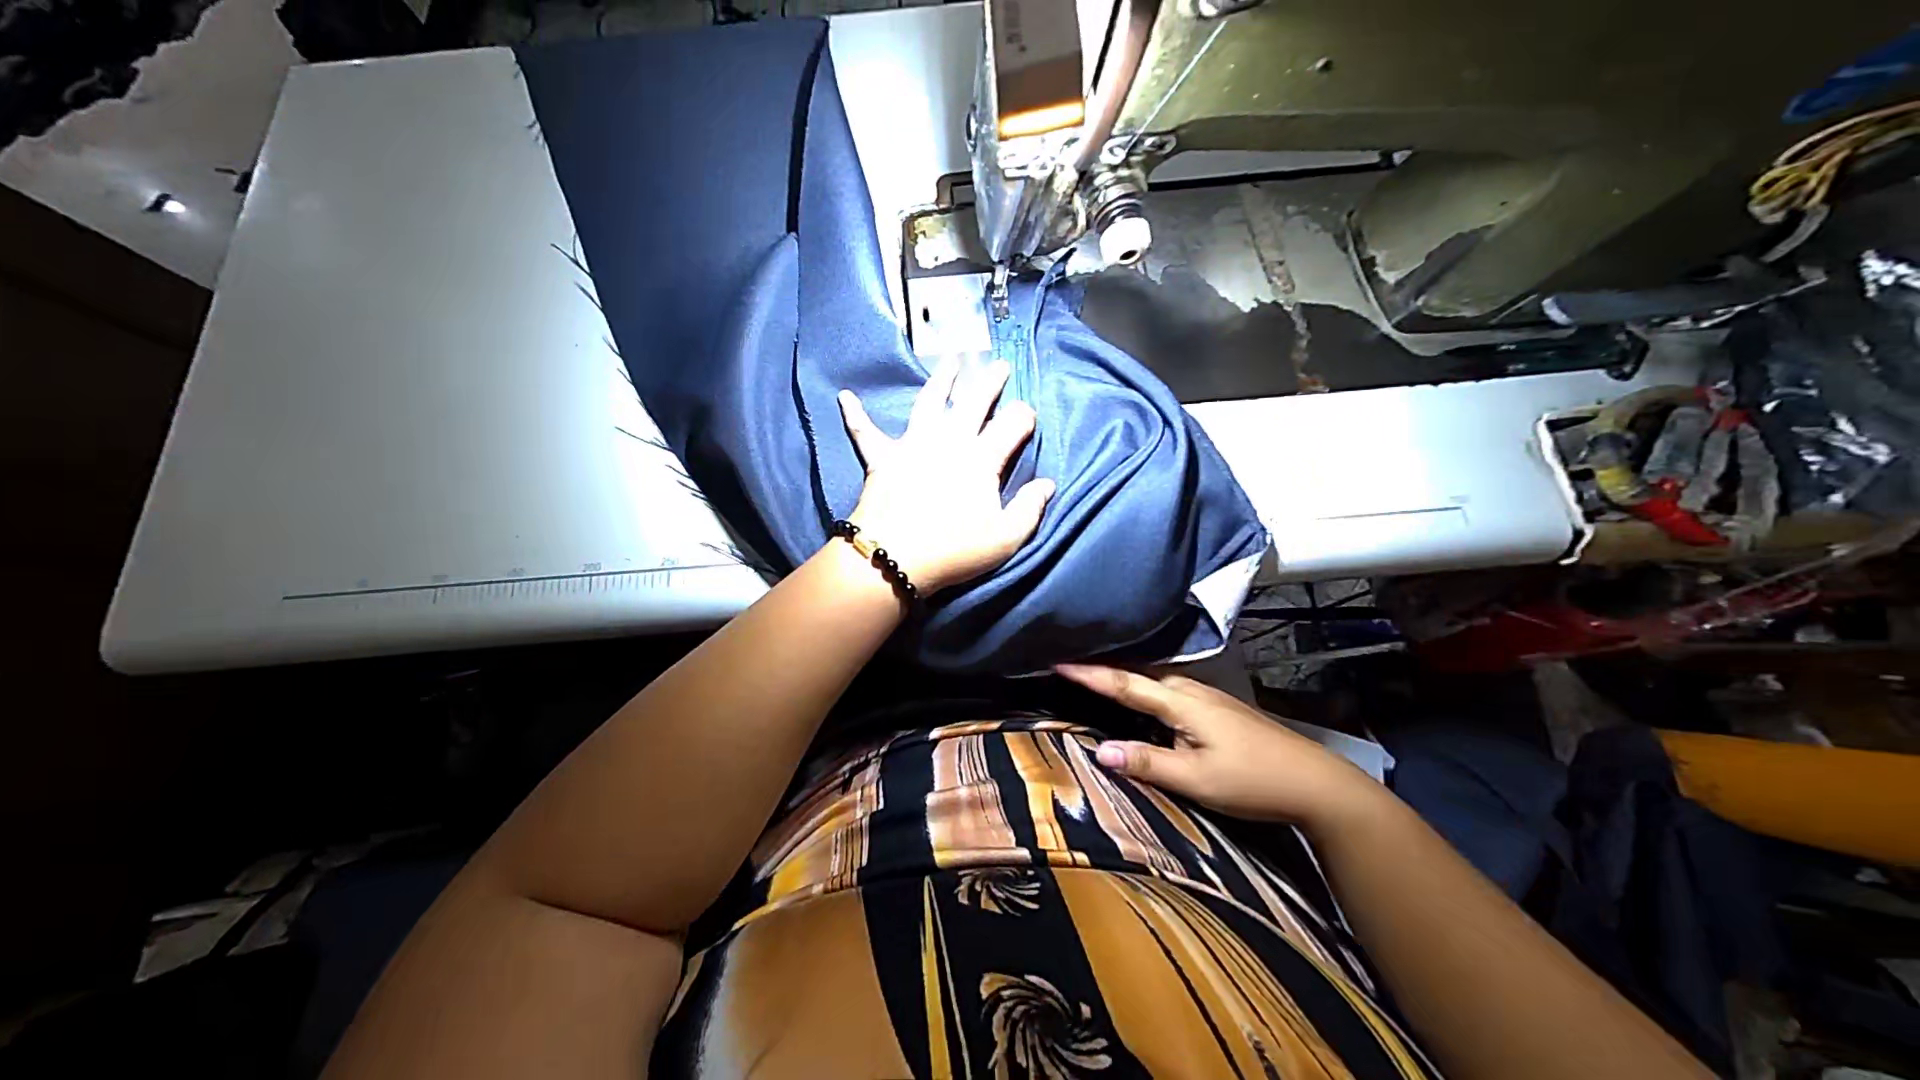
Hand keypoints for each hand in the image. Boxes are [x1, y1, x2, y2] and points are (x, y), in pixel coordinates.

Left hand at [839, 357, 1054, 593]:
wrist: (893, 558)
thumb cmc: (953, 550)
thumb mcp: (1005, 538)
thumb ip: (1030, 509)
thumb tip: (1048, 484)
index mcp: (981, 458)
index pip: (1011, 424)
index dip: (1024, 416)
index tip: (1028, 415)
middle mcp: (948, 441)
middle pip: (974, 401)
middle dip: (990, 381)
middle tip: (1000, 365)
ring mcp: (913, 444)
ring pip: (929, 401)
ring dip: (941, 378)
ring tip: (951, 360)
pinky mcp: (882, 457)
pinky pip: (866, 432)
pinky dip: (856, 415)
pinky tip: (845, 397)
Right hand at [1054, 664, 1389, 830]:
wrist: (1316, 781)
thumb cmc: (1253, 781)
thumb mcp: (1196, 781)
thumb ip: (1147, 764)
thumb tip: (1100, 750)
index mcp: (1181, 702)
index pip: (1124, 683)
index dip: (1088, 672)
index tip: (1057, 659)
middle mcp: (1191, 689)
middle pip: (1138, 671)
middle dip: (1102, 665)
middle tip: (1068, 661)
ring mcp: (1207, 695)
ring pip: (1154, 677)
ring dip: (1124, 674)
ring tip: (1095, 672)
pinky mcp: (1216, 706)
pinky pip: (1167, 686)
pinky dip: (1144, 685)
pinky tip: (1140, 694)